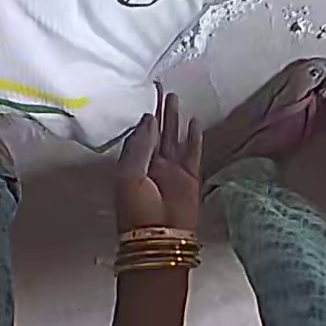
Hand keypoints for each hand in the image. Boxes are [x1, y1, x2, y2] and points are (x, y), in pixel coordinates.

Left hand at [115, 88, 201, 231]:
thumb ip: (140, 146)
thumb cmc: (138, 209)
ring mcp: (171, 170)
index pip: (138, 136)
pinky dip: (194, 137)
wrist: (161, 237)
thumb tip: (148, 120)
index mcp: (133, 165)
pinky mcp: (189, 175)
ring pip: (174, 137)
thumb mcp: (130, 175)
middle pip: (157, 132)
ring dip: (174, 118)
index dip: (143, 119)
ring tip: (175, 97)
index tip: (145, 98)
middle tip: (160, 88)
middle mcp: (152, 164)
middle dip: (158, 111)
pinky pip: (192, 151)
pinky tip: (194, 122)